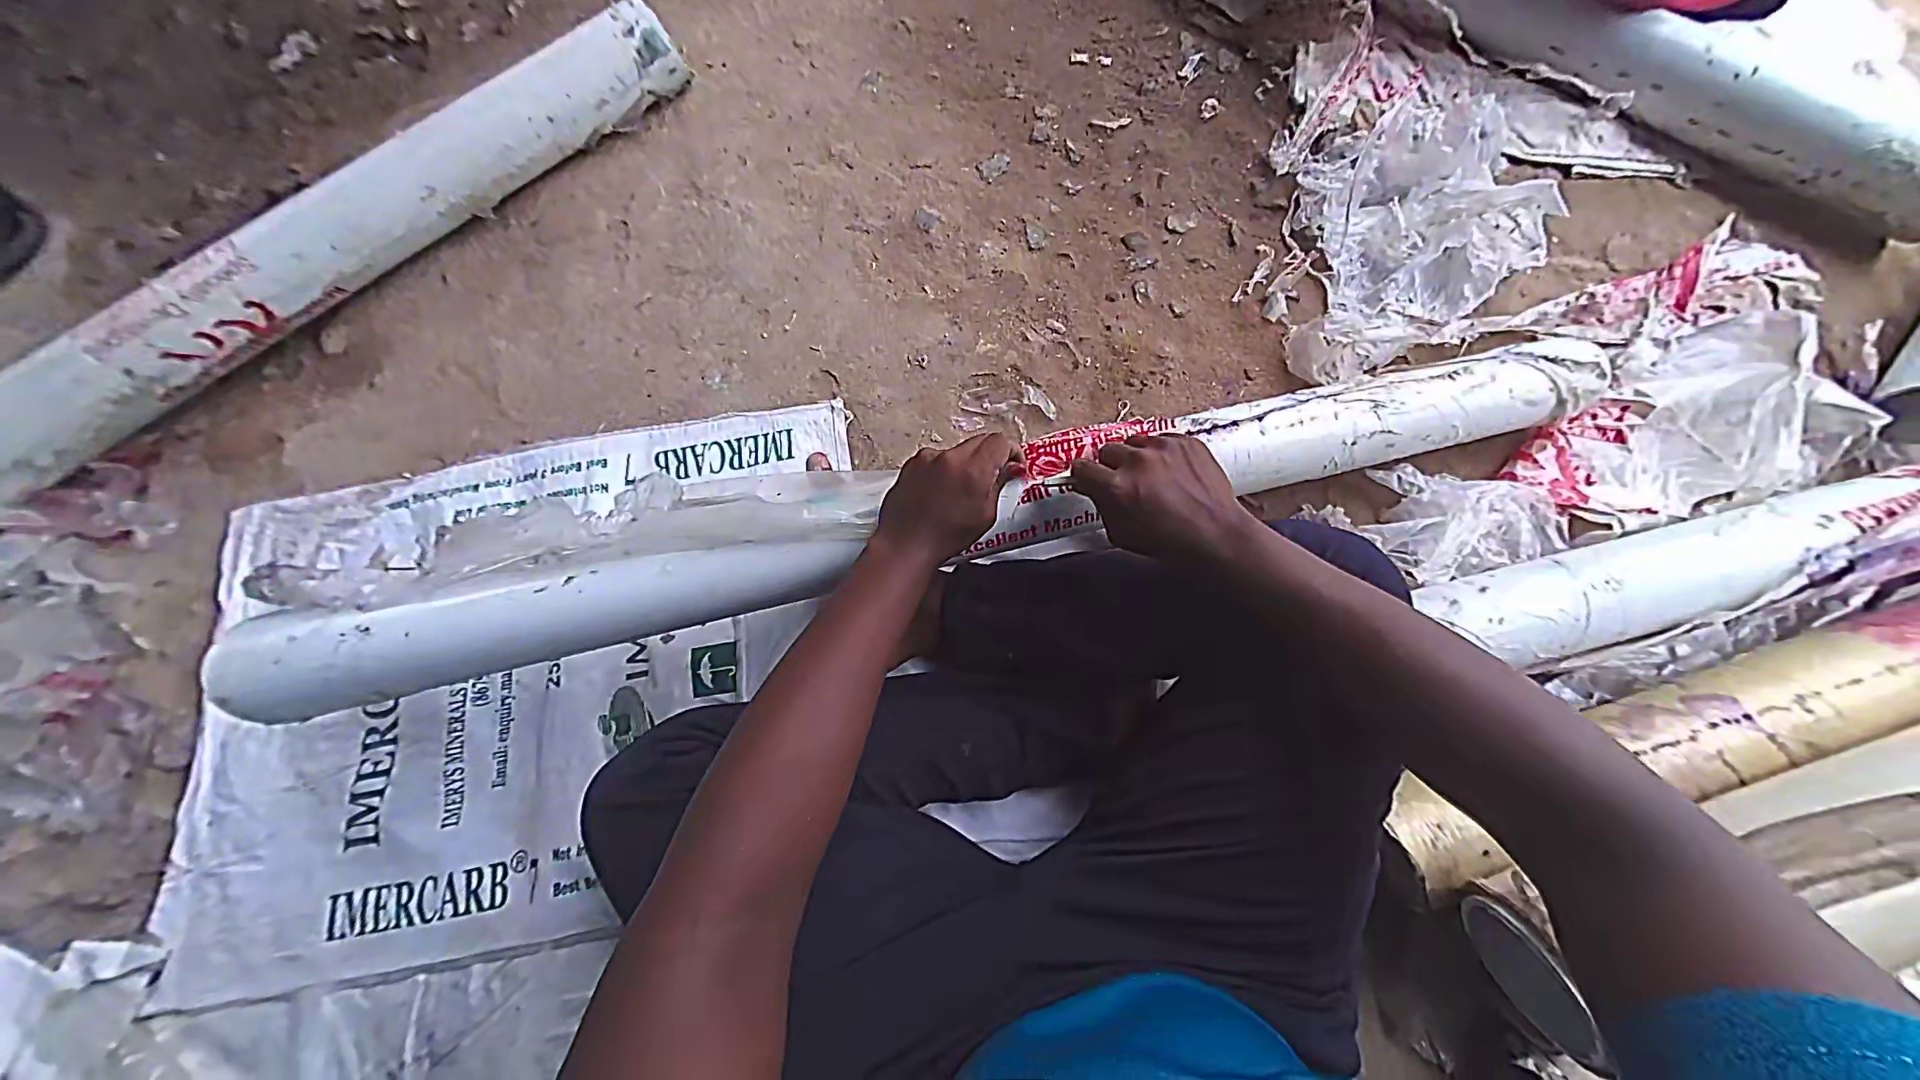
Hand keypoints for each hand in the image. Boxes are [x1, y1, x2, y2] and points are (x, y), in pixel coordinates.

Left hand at [872, 434, 1024, 566]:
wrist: (905, 545)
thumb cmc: (943, 538)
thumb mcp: (985, 515)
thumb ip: (999, 485)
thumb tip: (1009, 470)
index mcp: (972, 468)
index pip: (1000, 441)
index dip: (1012, 452)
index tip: (1014, 465)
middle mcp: (949, 457)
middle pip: (979, 442)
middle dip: (991, 456)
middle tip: (994, 478)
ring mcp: (927, 459)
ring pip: (957, 451)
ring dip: (966, 465)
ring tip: (962, 493)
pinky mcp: (911, 465)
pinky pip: (936, 460)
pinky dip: (944, 471)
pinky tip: (942, 494)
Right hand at [1069, 433, 1261, 566]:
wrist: (1215, 534)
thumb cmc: (1170, 540)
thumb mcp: (1121, 533)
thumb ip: (1102, 507)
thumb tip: (1093, 490)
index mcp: (1117, 486)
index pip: (1082, 468)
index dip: (1083, 475)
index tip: (1087, 478)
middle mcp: (1138, 461)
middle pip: (1107, 450)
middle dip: (1110, 465)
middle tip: (1122, 480)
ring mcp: (1164, 447)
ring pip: (1134, 442)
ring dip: (1135, 456)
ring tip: (1149, 475)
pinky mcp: (1185, 442)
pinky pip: (1161, 439)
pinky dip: (1161, 453)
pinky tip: (1169, 472)